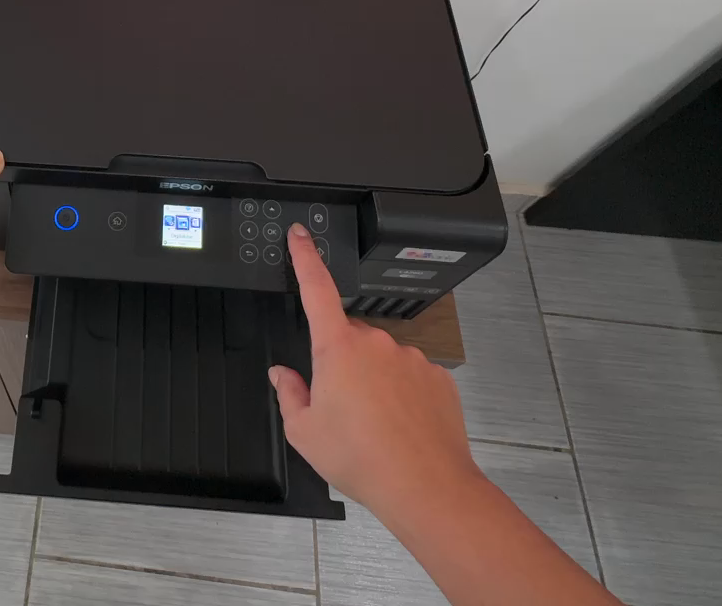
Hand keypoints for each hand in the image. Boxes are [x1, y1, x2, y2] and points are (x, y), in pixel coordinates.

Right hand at [269, 224, 480, 511]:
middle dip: (341, 363)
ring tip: (375, 425)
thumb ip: (289, 395)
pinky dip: (402, 394)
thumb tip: (283, 375)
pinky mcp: (437, 376)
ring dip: (373, 380)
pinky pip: (410, 375)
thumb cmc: (362, 459)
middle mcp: (375, 342)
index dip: (304, 256)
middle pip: (347, 338)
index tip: (299, 234)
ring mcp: (410, 356)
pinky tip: (400, 426)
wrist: (426, 488)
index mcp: (337, 347)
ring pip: (380, 358)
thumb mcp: (304, 431)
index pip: (315, 287)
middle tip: (341, 406)